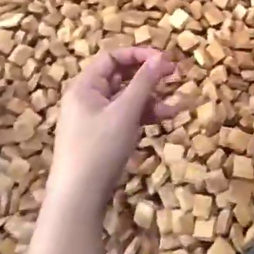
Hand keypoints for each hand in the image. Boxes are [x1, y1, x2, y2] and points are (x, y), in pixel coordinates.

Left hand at [47, 48, 175, 214]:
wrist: (78, 198)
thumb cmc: (99, 149)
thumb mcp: (125, 113)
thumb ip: (143, 83)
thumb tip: (160, 57)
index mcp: (84, 86)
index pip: (112, 57)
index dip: (138, 54)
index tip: (164, 59)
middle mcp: (87, 98)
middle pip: (120, 77)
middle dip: (148, 77)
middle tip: (174, 77)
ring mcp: (94, 119)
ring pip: (126, 99)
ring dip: (150, 100)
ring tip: (176, 107)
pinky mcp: (102, 138)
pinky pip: (125, 117)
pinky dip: (143, 116)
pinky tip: (164, 120)